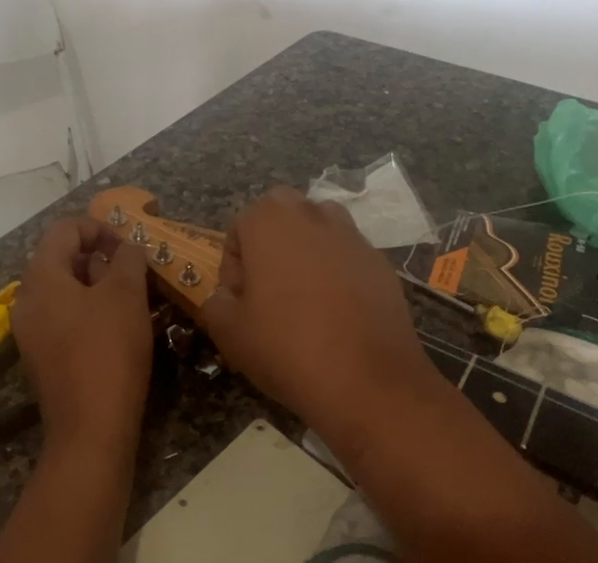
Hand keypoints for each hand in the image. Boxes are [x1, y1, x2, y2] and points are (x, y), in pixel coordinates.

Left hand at [12, 217, 152, 451]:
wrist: (90, 430)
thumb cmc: (108, 350)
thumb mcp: (126, 294)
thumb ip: (127, 259)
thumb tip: (127, 246)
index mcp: (40, 276)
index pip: (66, 229)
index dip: (100, 228)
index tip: (129, 246)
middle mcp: (26, 298)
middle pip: (62, 258)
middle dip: (100, 258)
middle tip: (134, 271)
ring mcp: (30, 330)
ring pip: (64, 290)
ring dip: (98, 286)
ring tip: (132, 298)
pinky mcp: (41, 356)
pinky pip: (63, 317)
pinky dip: (89, 311)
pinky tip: (118, 327)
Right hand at [200, 186, 443, 450]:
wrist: (367, 382)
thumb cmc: (287, 348)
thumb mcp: (229, 332)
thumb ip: (216, 302)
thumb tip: (227, 295)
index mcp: (269, 220)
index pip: (238, 227)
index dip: (234, 266)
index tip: (240, 302)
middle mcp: (312, 215)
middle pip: (281, 216)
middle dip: (270, 246)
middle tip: (268, 293)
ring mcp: (351, 236)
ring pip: (319, 229)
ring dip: (307, 251)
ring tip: (305, 298)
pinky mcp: (381, 262)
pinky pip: (348, 257)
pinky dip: (339, 273)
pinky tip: (338, 315)